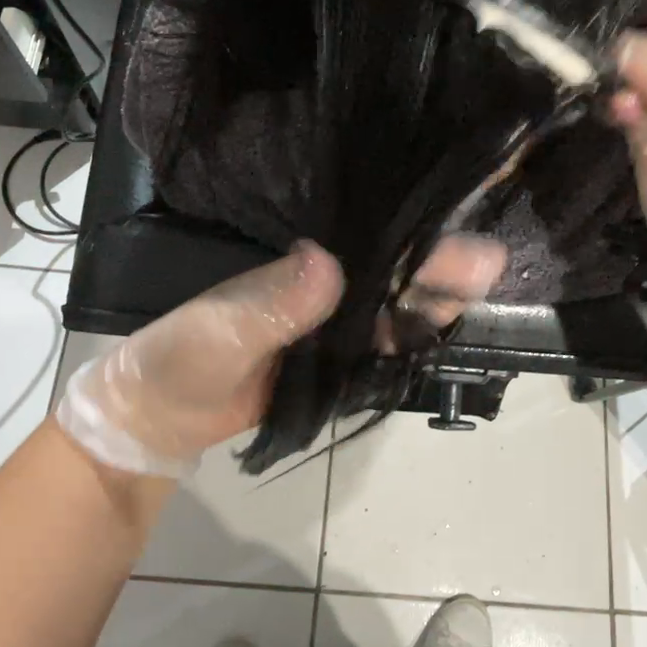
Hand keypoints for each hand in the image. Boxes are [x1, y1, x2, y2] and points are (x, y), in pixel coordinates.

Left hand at [55, 236, 504, 476]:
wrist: (157, 418)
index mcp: (291, 267)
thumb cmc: (178, 359)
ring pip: (386, 309)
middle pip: (383, 271)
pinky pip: (372, 349)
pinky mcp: (324, 366)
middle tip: (489, 259)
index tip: (453, 228)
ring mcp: (321, 329)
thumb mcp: (218, 330)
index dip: (405, 237)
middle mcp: (313, 288)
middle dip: (433, 263)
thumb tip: (326, 263)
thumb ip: (271, 303)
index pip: (359, 242)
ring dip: (427, 300)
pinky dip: (403, 340)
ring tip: (480, 288)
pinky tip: (437, 332)